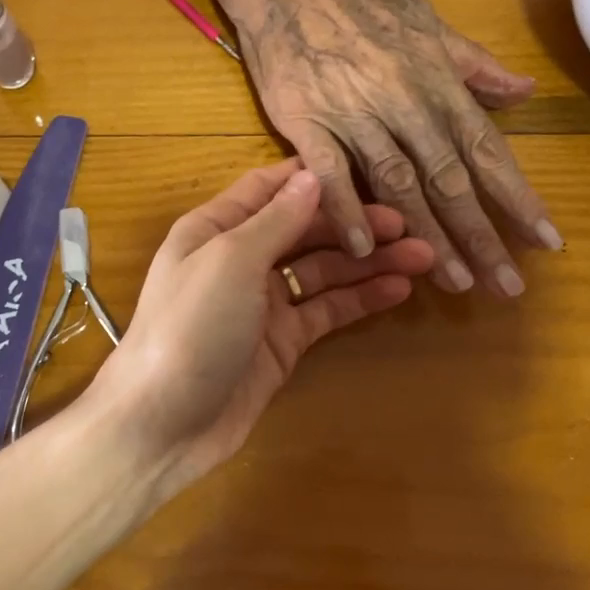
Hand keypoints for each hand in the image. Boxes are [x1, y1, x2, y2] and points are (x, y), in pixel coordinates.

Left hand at [88, 161, 432, 487]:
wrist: (165, 421)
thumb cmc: (190, 327)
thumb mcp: (230, 261)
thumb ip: (276, 219)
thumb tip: (314, 175)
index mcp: (216, 228)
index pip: (271, 188)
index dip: (318, 177)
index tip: (371, 168)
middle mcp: (239, 258)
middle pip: (304, 229)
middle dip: (355, 223)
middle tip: (412, 223)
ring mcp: (263, 302)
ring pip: (323, 270)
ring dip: (368, 261)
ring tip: (423, 255)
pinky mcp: (282, 341)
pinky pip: (326, 311)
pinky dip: (358, 299)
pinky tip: (397, 289)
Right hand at [221, 0, 560, 298]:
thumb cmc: (358, 1)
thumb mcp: (426, 22)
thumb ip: (473, 65)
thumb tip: (524, 95)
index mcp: (436, 81)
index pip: (487, 150)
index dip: (519, 198)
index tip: (547, 242)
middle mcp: (403, 103)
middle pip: (449, 179)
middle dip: (481, 235)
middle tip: (507, 286)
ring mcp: (353, 115)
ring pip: (398, 184)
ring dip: (427, 235)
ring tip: (453, 282)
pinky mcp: (306, 123)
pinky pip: (330, 174)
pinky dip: (347, 210)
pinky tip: (366, 248)